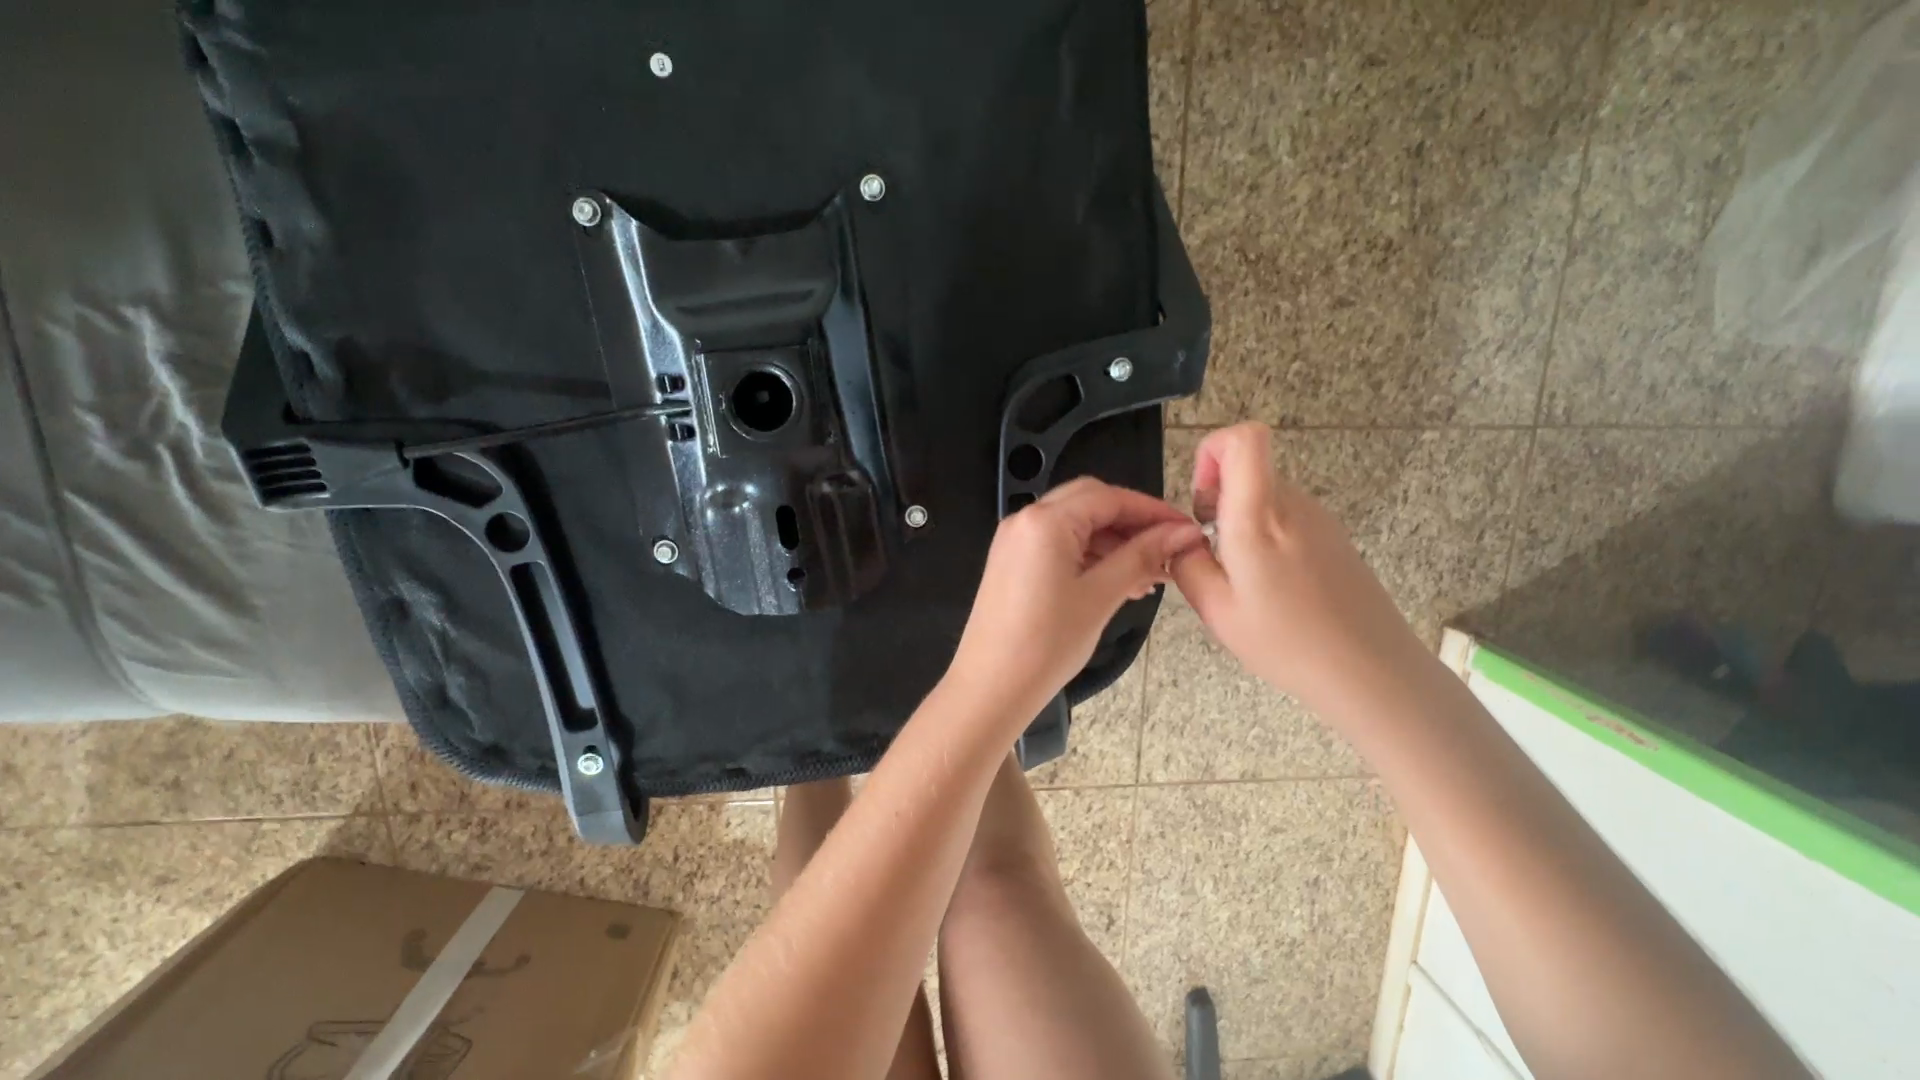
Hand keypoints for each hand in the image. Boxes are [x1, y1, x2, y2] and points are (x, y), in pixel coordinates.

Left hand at [948, 478, 1204, 717]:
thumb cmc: (1047, 643)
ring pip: (1075, 525)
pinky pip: (1058, 545)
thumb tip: (1183, 532)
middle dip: (1132, 523)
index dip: (1152, 510)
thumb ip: (1142, 556)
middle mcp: (1025, 520)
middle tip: (1168, 550)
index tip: (1186, 530)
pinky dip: (1090, 556)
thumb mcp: (1101, 596)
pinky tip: (1118, 583)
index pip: (1109, 497)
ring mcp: (1014, 541)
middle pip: (1091, 502)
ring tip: (1149, 577)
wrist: (991, 687)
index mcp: (1046, 521)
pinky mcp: (1011, 563)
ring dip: (1113, 543)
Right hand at [1170, 423, 1428, 710]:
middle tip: (1216, 558)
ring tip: (1245, 581)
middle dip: (1218, 501)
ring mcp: (1319, 518)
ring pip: (1265, 497)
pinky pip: (1287, 519)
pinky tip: (1274, 588)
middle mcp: (1293, 505)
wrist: (1371, 670)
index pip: (1244, 437)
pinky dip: (1267, 540)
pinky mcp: (1334, 536)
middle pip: (1248, 469)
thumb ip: (1187, 563)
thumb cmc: (1288, 643)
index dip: (1213, 451)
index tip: (1202, 498)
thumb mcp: (1217, 611)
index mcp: (1259, 516)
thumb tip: (1182, 539)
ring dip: (1241, 525)